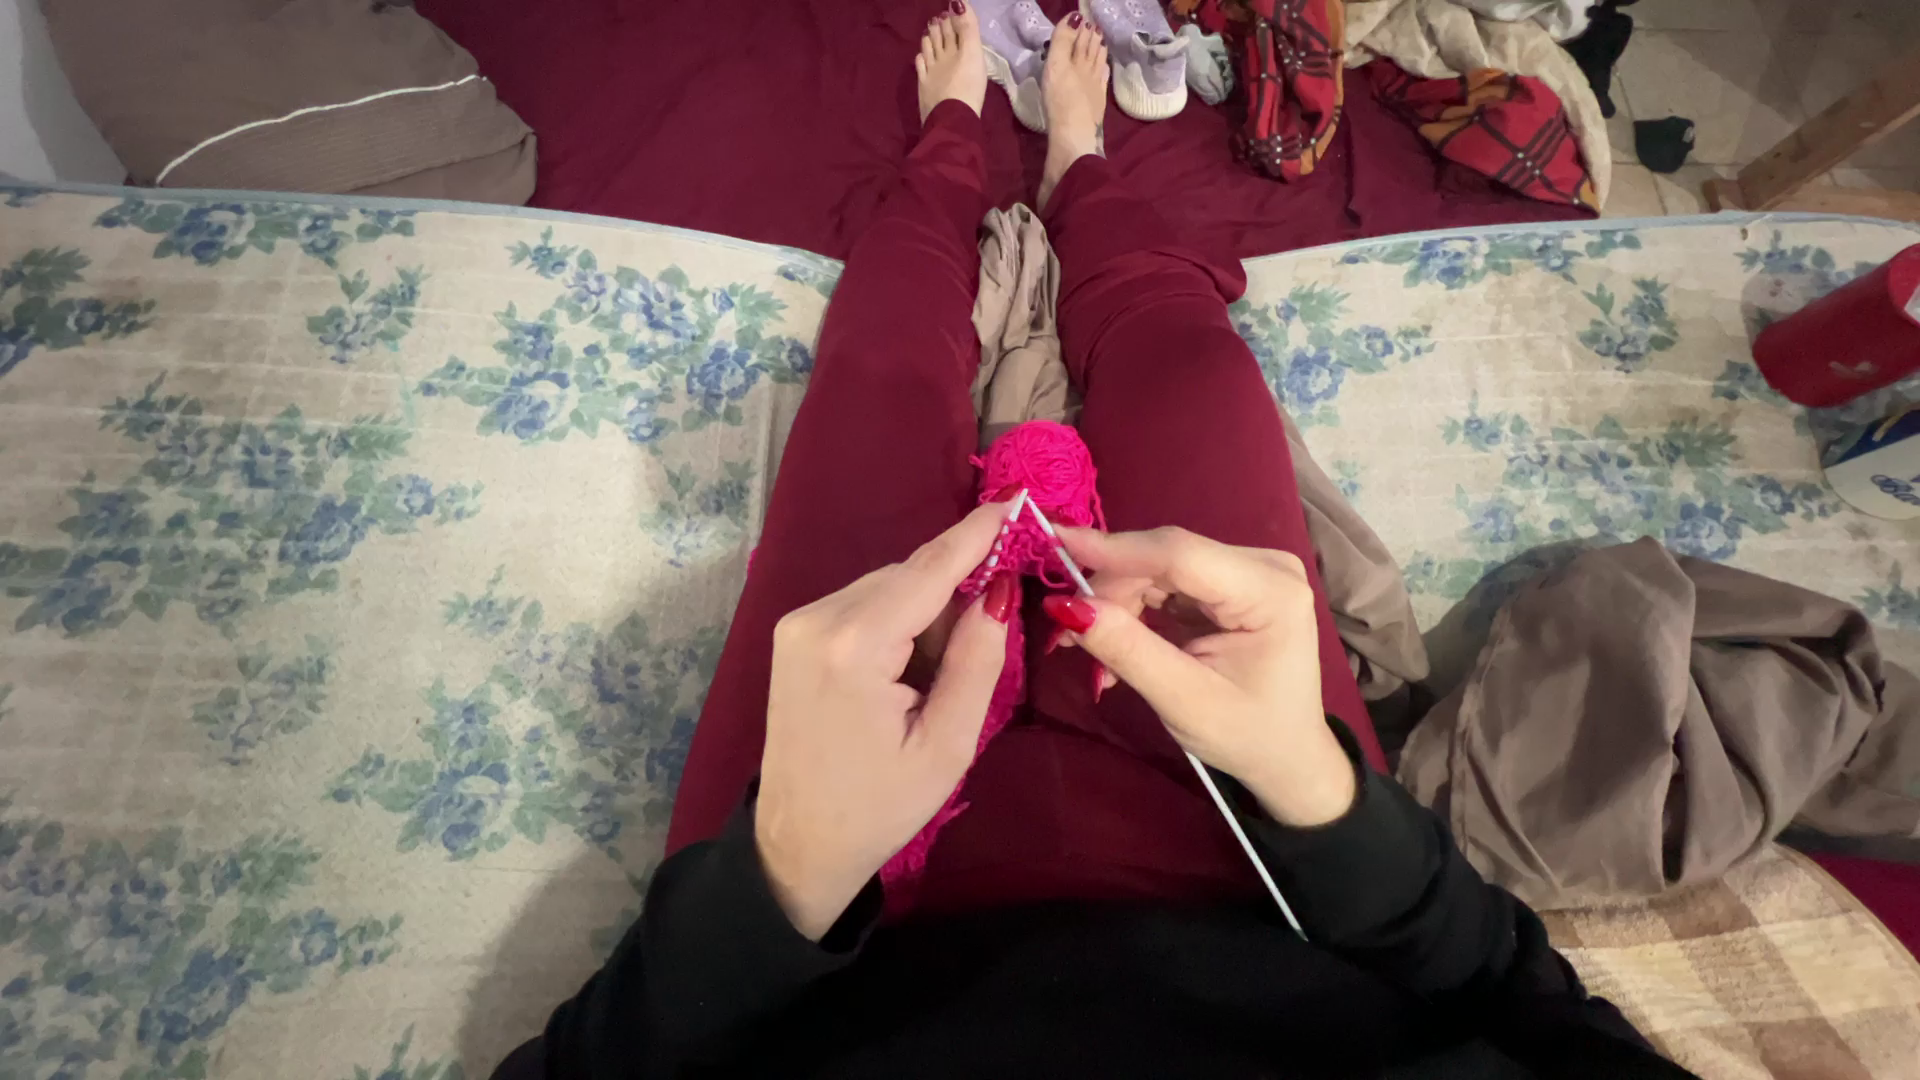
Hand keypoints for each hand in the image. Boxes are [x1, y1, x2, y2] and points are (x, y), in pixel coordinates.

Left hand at [756, 501, 1019, 939]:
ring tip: (924, 685)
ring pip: (889, 586)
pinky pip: (865, 602)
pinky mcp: (794, 631)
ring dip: (923, 616)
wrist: (797, 844)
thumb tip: (1000, 590)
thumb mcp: (948, 744)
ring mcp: (798, 621)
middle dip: (952, 600)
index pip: (929, 570)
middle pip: (910, 576)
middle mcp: (817, 617)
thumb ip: (977, 660)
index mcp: (854, 646)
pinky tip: (897, 675)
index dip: (976, 533)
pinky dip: (895, 623)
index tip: (1016, 499)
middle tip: (972, 656)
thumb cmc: (880, 807)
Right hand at [1048, 526, 1355, 827]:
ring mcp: (1245, 570)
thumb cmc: (1246, 735)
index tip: (1056, 542)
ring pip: (1155, 567)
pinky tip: (1116, 643)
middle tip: (1066, 639)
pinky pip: (1163, 580)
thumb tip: (1065, 606)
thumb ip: (1127, 649)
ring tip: (1094, 655)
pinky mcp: (1226, 580)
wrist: (1287, 757)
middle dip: (1109, 593)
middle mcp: (1262, 565)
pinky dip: (1132, 609)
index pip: (1178, 554)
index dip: (1113, 548)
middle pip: (1162, 559)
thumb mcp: (1183, 701)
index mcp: (1270, 591)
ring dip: (1116, 605)